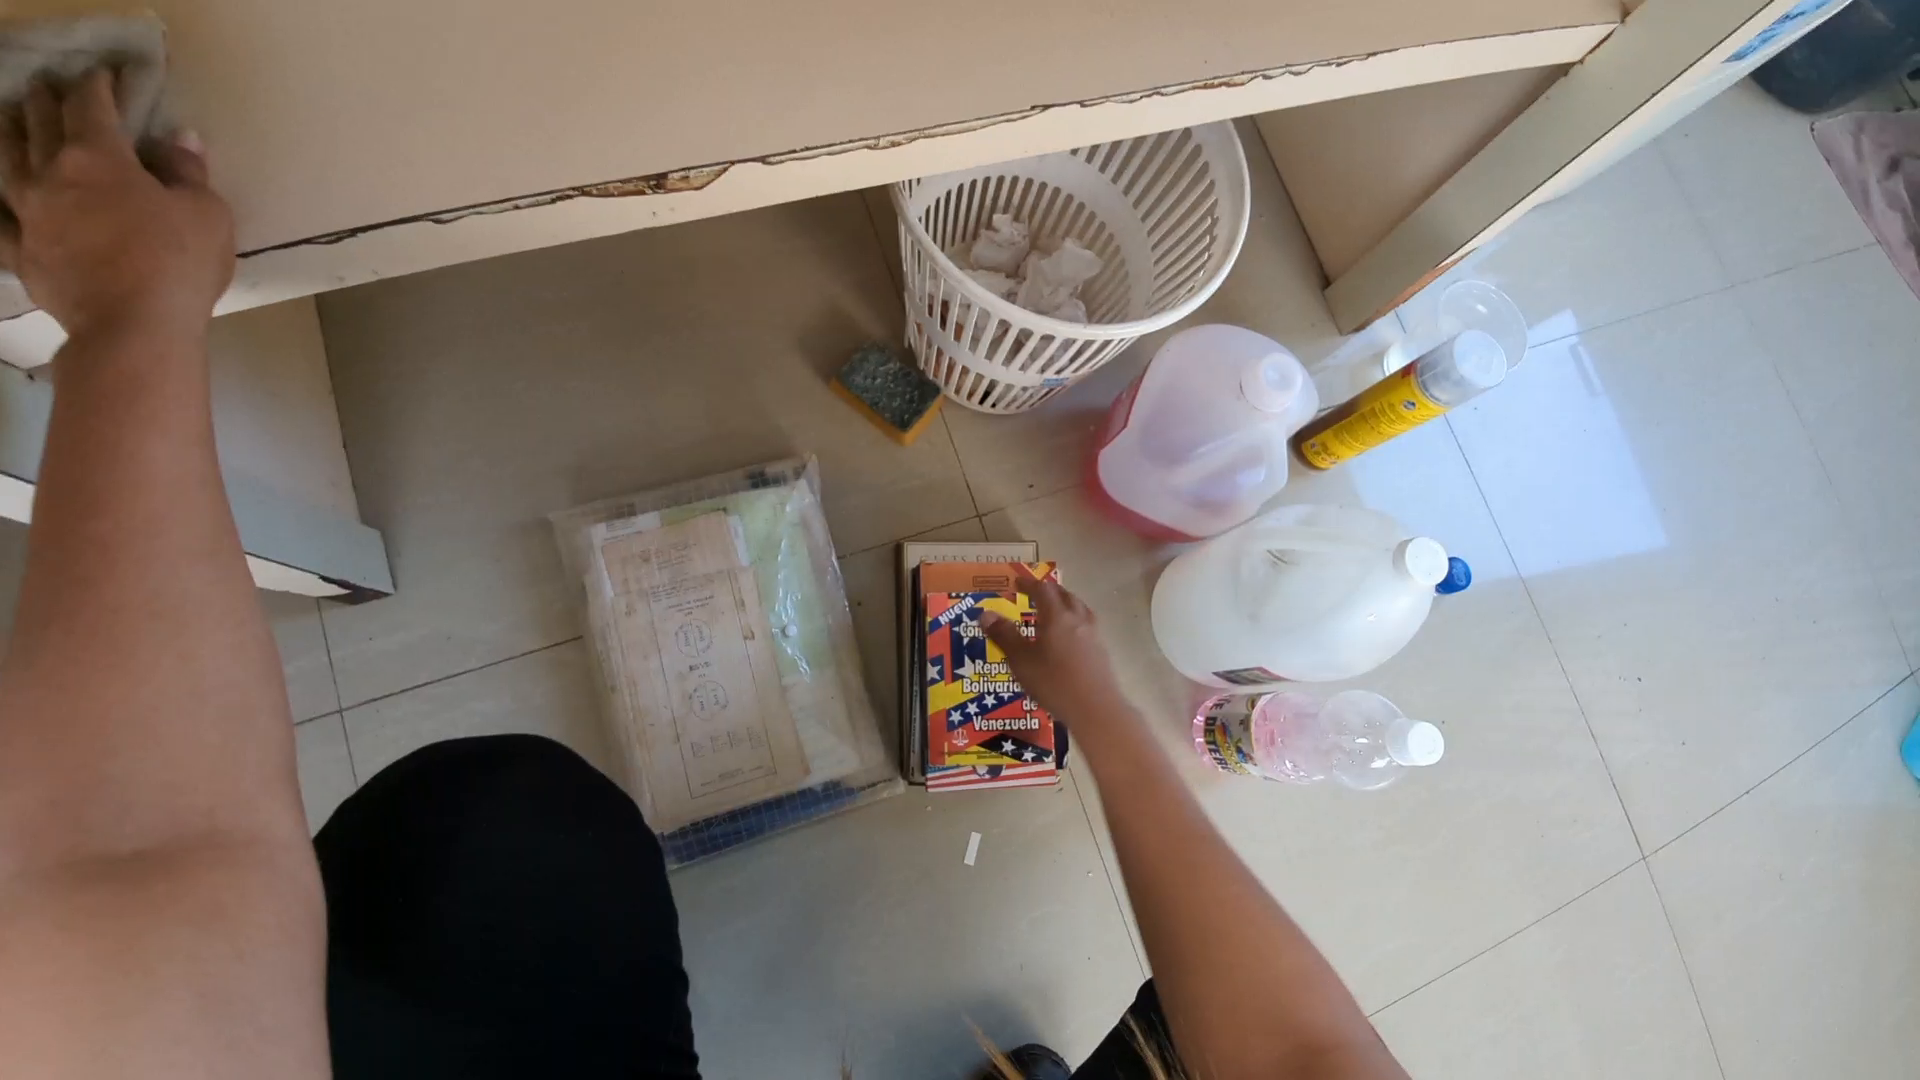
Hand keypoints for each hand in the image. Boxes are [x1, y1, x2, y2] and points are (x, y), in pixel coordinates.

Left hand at [0, 70, 232, 337]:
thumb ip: (190, 175)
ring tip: (13, 120)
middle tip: (49, 85)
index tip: (103, 73)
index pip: (92, 109)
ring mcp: (28, 213)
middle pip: (39, 126)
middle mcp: (50, 175)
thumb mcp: (208, 216)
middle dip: (46, 101)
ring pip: (7, 159)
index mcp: (99, 160)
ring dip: (10, 133)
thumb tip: (181, 138)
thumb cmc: (180, 263)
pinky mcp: (22, 250)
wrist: (135, 324)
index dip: (98, 86)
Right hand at [981, 570, 1125, 725]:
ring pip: (1080, 609)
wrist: (1095, 709)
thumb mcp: (1021, 660)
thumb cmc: (1053, 682)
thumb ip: (1004, 635)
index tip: (1016, 583)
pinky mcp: (1102, 652)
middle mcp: (1078, 620)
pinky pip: (1087, 625)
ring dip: (1066, 603)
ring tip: (1055, 611)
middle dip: (1049, 591)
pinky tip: (1071, 637)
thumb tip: (986, 613)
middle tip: (1036, 594)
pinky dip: (1076, 621)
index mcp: (1057, 616)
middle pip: (1065, 595)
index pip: (1042, 590)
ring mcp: (1094, 635)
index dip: (1029, 584)